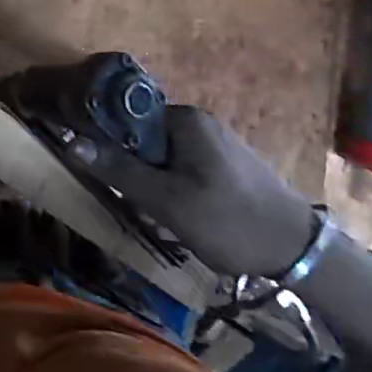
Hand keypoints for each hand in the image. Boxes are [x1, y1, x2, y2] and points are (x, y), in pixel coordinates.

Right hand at [67, 106, 320, 276]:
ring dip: (154, 182)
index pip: (126, 119)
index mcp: (184, 119)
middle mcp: (200, 121)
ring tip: (160, 213)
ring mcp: (216, 142)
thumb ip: (119, 170)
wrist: (300, 252)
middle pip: (143, 138)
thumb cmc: (228, 221)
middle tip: (138, 203)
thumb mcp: (166, 200)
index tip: (105, 175)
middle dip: (135, 169)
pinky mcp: (227, 163)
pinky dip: (175, 186)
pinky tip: (184, 213)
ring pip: (163, 156)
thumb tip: (72, 143)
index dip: (109, 145)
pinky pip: (183, 166)